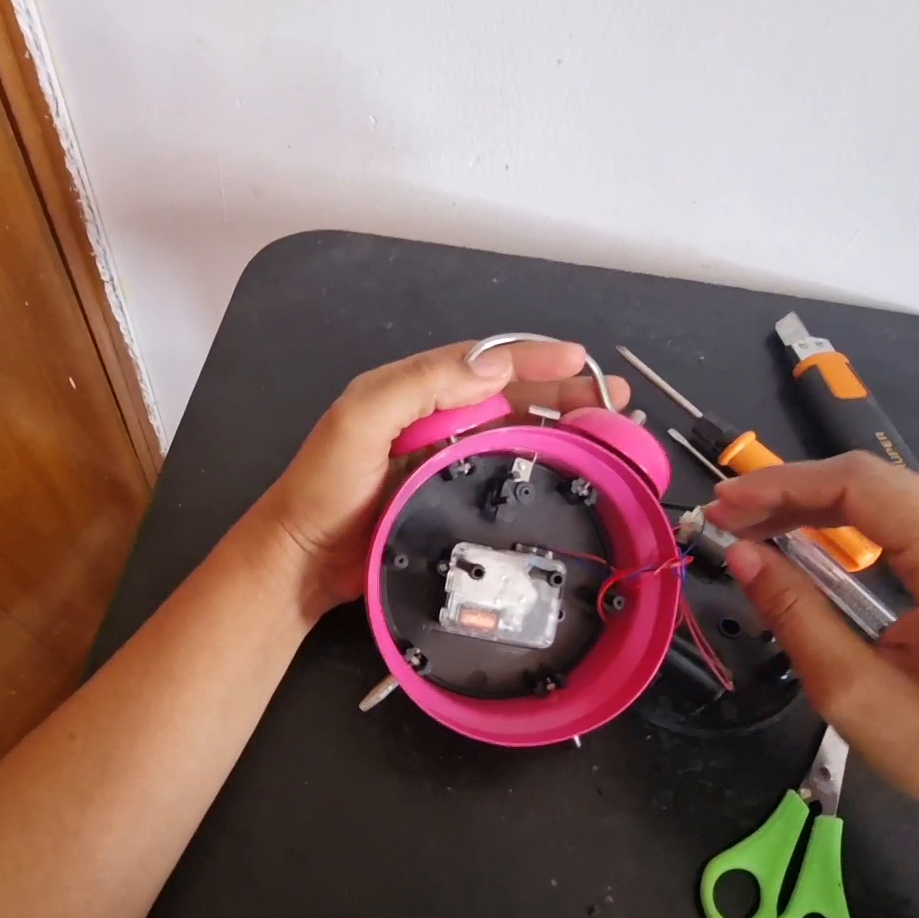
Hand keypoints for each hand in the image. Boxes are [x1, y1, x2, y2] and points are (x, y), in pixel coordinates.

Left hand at [254, 340, 628, 611]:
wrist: (304, 559)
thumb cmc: (326, 485)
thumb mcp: (361, 420)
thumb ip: (420, 386)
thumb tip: (496, 367)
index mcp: (412, 391)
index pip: (482, 363)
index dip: (532, 358)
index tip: (580, 360)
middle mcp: (433, 420)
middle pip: (507, 397)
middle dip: (560, 393)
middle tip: (614, 401)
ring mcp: (444, 462)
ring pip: (512, 436)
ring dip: (559, 431)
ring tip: (607, 436)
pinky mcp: (450, 501)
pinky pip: (501, 477)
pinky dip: (537, 471)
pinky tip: (568, 476)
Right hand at [704, 454, 918, 853]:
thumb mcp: (855, 692)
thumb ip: (793, 612)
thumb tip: (738, 553)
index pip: (861, 486)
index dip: (780, 484)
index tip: (721, 504)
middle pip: (874, 483)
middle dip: (789, 491)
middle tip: (725, 517)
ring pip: (888, 500)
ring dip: (812, 507)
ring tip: (750, 529)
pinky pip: (905, 528)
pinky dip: (844, 528)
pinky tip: (803, 546)